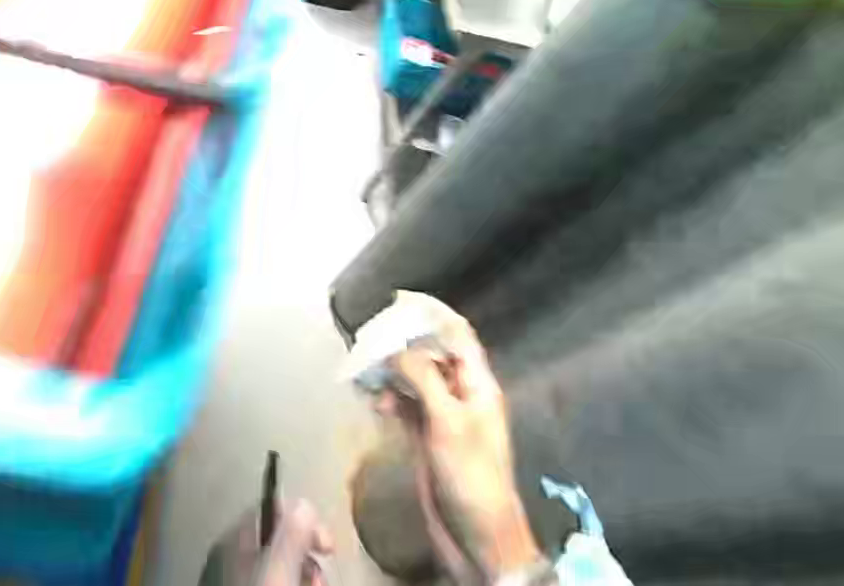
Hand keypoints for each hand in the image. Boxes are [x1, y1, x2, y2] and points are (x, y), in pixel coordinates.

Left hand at [201, 498, 333, 585]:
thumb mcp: (279, 571)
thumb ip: (292, 534)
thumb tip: (304, 504)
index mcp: (234, 541)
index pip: (271, 510)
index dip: (303, 521)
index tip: (328, 548)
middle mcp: (232, 561)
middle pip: (279, 547)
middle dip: (308, 565)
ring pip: (280, 576)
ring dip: (305, 583)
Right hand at [383, 309, 543, 583]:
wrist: (478, 542)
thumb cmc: (471, 477)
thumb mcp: (449, 422)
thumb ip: (423, 378)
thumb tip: (395, 350)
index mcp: (477, 385)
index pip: (457, 335)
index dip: (433, 313)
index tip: (399, 299)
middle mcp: (460, 394)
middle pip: (429, 353)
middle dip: (401, 342)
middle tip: (370, 337)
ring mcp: (441, 415)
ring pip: (412, 377)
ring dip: (389, 371)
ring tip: (365, 373)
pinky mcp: (424, 435)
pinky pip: (403, 403)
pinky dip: (387, 397)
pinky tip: (373, 402)